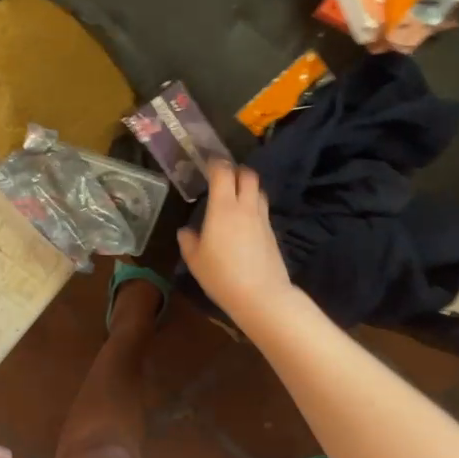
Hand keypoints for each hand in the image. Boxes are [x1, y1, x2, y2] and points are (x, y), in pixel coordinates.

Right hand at [177, 161, 296, 326]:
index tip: (208, 163)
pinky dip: (253, 206)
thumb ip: (189, 241)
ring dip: (247, 187)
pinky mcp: (272, 232)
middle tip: (223, 177)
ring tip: (235, 197)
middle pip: (248, 175)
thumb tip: (186, 231)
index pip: (223, 173)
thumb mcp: (195, 261)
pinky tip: (244, 221)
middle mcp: (245, 207)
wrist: (261, 294)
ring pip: (258, 191)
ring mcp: (262, 219)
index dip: (216, 164)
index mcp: (223, 208)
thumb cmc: (221, 276)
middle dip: (236, 171)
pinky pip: (262, 209)